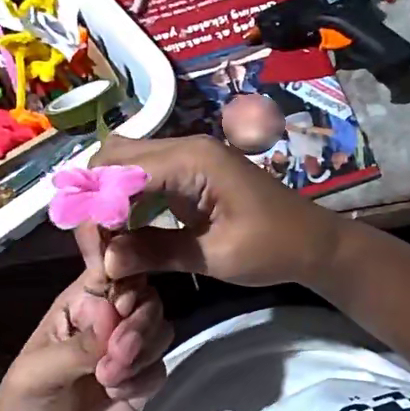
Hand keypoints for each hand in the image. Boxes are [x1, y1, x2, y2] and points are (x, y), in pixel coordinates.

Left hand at [0, 266, 171, 410]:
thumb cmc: (25, 405)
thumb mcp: (37, 374)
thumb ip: (78, 346)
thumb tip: (112, 314)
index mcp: (79, 304)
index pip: (111, 271)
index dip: (125, 275)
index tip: (122, 301)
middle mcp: (110, 319)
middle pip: (147, 297)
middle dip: (139, 324)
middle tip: (118, 352)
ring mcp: (131, 348)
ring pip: (161, 328)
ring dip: (141, 352)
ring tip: (109, 380)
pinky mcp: (144, 377)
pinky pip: (161, 365)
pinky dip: (142, 379)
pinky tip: (117, 394)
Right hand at [88, 134, 347, 288]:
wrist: (314, 242)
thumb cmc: (273, 248)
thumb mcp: (214, 256)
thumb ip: (157, 252)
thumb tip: (105, 263)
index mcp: (193, 159)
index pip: (119, 173)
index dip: (97, 212)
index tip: (97, 257)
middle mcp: (185, 147)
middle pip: (114, 158)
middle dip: (95, 202)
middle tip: (99, 251)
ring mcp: (189, 158)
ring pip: (125, 165)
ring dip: (108, 202)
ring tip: (107, 248)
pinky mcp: (191, 173)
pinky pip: (145, 178)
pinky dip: (127, 204)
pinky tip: (125, 236)